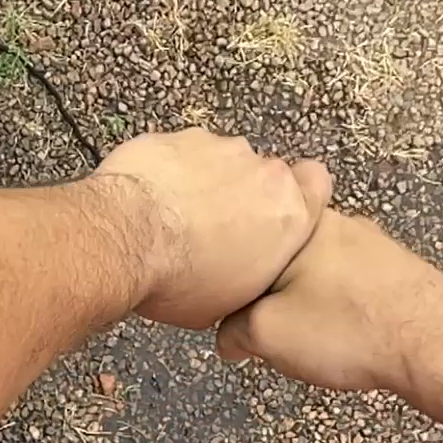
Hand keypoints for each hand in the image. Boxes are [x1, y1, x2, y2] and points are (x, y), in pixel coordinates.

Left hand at [95, 128, 330, 328]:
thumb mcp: (221, 305)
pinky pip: (177, 154)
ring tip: (167, 217)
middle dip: (237, 197)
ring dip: (199, 183)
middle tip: (205, 228)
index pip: (315, 188)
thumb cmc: (177, 281)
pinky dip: (165, 171)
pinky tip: (144, 200)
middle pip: (260, 177)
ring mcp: (221, 149)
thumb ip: (244, 276)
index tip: (268, 214)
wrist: (128, 242)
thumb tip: (232, 279)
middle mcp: (264, 173)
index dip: (293, 197)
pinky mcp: (179, 136)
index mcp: (288, 216)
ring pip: (218, 162)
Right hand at [214, 210, 442, 394]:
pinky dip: (330, 310)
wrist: (436, 347)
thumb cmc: (347, 330)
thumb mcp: (263, 333)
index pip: (243, 241)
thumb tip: (228, 339)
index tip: (226, 311)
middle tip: (262, 331)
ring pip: (311, 272)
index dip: (227, 280)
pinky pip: (342, 285)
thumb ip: (230, 330)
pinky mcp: (393, 270)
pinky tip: (336, 337)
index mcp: (301, 224)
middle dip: (264, 294)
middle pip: (277, 257)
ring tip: (303, 339)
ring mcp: (371, 244)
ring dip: (298, 304)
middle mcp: (340, 222)